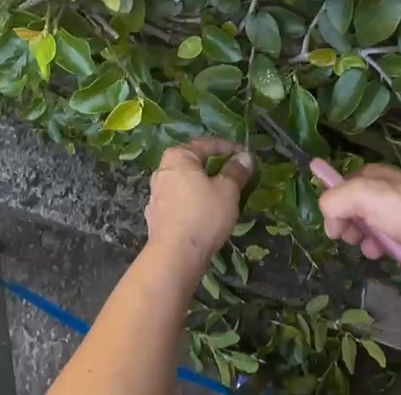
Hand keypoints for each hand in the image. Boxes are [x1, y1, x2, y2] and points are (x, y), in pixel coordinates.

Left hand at [146, 138, 255, 263]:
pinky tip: (202, 212)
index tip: (245, 155)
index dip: (228, 147)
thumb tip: (245, 157)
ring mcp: (155, 193)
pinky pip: (178, 200)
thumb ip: (236, 171)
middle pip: (192, 162)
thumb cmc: (203, 215)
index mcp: (178, 157)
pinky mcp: (155, 214)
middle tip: (233, 173)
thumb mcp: (227, 190)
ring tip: (220, 193)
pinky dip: (191, 201)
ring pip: (184, 182)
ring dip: (201, 184)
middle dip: (213, 166)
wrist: (175, 256)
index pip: (206, 144)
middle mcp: (162, 170)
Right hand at [315, 162, 400, 263]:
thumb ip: (334, 201)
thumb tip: (329, 219)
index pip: (342, 187)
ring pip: (377, 226)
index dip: (334, 208)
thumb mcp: (361, 196)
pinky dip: (391, 248)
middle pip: (358, 208)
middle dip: (351, 226)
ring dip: (370, 240)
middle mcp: (388, 188)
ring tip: (374, 252)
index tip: (334, 230)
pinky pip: (397, 239)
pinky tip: (392, 256)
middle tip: (352, 240)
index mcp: (373, 175)